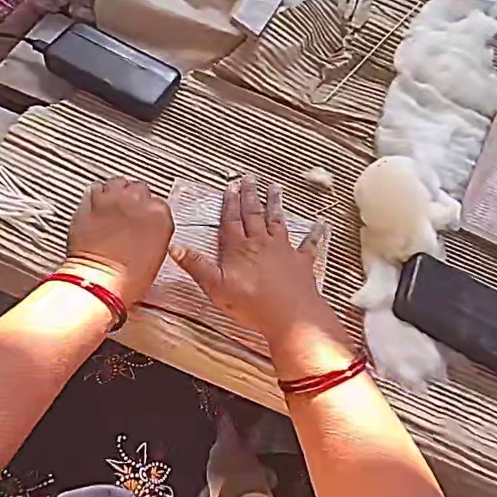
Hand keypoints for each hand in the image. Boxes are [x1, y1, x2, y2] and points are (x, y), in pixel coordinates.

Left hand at [61, 178, 174, 305]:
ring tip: (111, 207)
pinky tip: (97, 207)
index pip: (158, 202)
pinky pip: (95, 188)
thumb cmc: (129, 276)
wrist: (101, 280)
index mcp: (159, 214)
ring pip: (117, 183)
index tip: (142, 220)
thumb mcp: (157, 254)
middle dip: (133, 200)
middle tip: (126, 215)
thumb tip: (147, 227)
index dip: (148, 212)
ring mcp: (114, 199)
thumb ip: (155, 231)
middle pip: (138, 188)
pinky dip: (96, 196)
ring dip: (115, 193)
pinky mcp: (92, 201)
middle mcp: (138, 201)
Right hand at [169, 178, 334, 342]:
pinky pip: (309, 244)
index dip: (229, 202)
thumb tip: (176, 248)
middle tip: (249, 179)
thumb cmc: (253, 304)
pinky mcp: (301, 262)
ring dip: (275, 204)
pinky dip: (314, 233)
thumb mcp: (216, 287)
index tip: (230, 187)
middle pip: (253, 214)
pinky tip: (320, 224)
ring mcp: (283, 250)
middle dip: (250, 195)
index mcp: (239, 248)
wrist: (290, 316)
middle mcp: (261, 243)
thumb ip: (196, 266)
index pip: (231, 220)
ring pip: (277, 221)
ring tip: (274, 188)